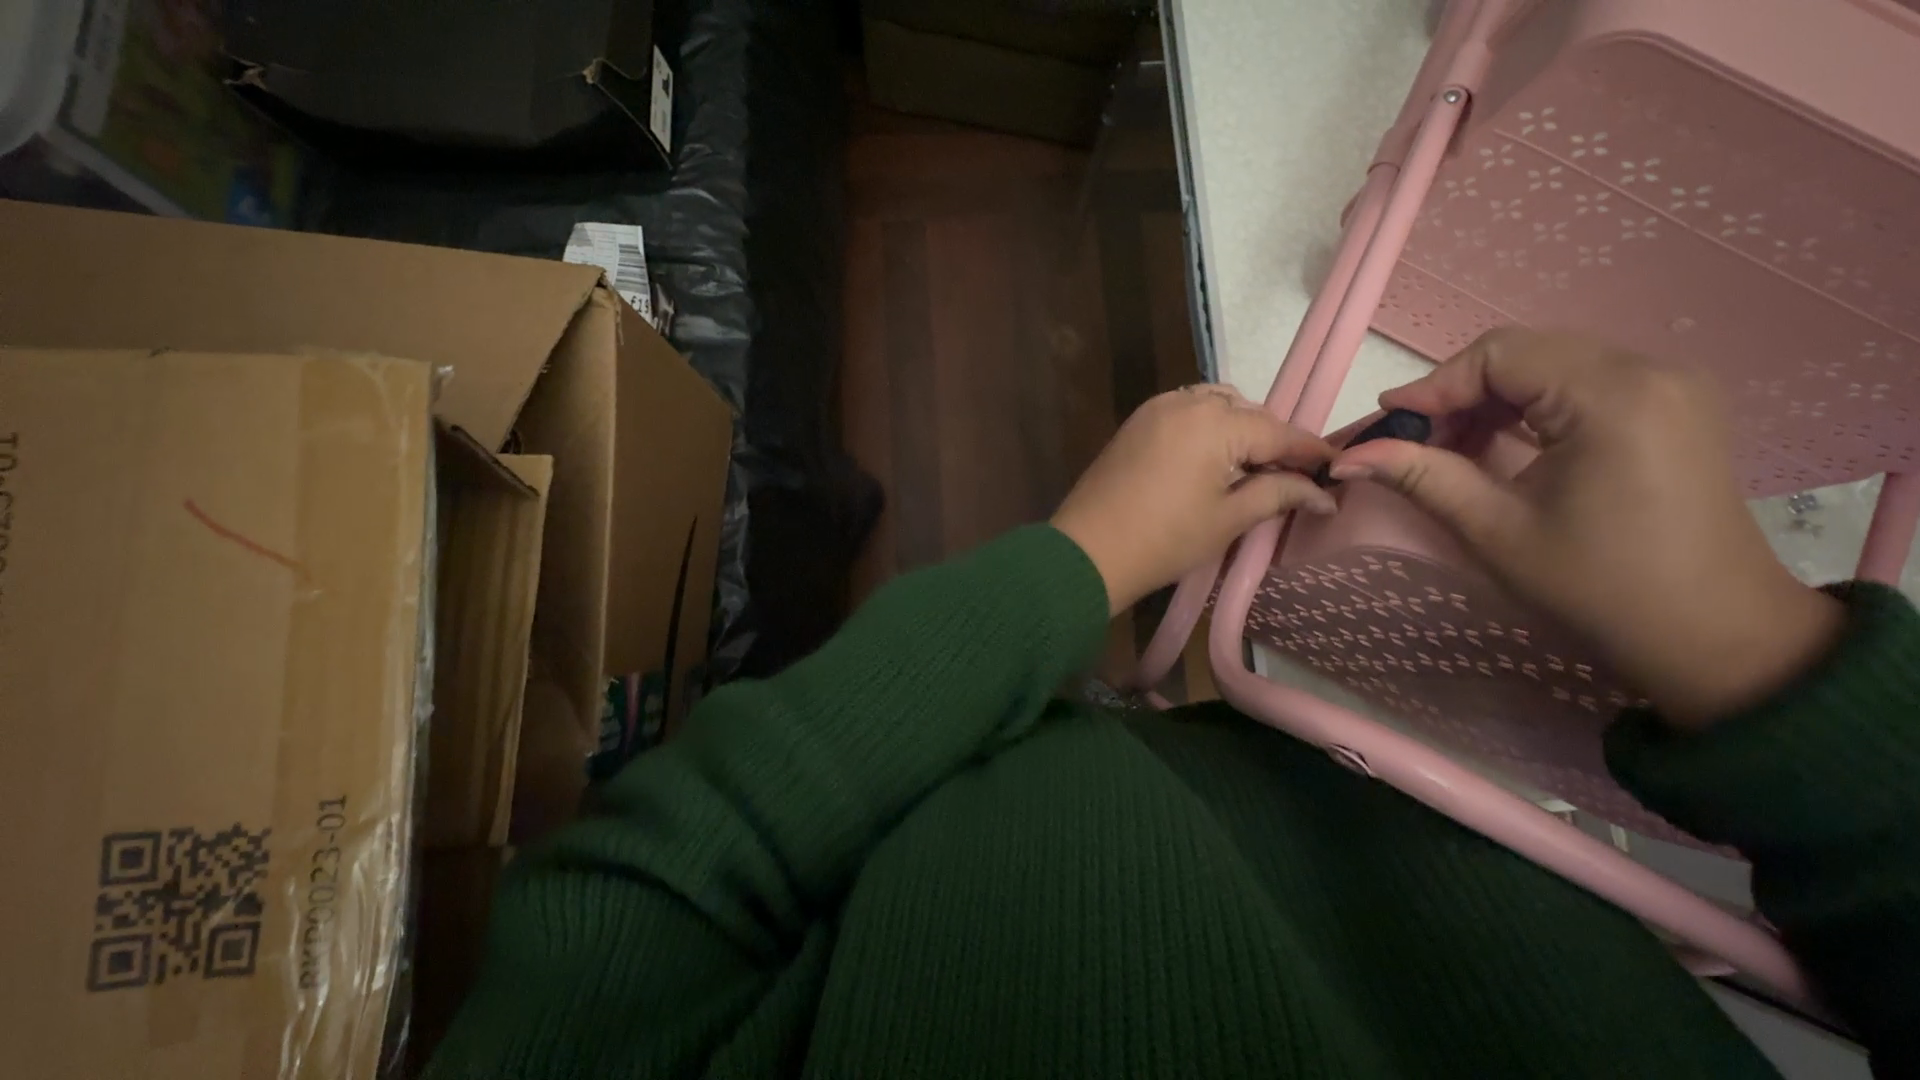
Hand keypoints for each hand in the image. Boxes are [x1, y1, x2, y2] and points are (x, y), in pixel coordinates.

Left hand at [1053, 386, 1336, 614]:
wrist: (1088, 551)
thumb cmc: (1164, 540)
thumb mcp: (1228, 519)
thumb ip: (1277, 494)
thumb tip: (1322, 494)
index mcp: (1215, 422)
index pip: (1277, 431)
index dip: (1309, 451)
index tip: (1336, 468)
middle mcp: (1188, 402)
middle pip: (1248, 412)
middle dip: (1273, 440)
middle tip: (1292, 476)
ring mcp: (1157, 408)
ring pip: (1216, 405)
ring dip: (1240, 428)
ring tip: (1252, 468)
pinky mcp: (1137, 422)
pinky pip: (1186, 411)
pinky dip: (1208, 426)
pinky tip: (1214, 458)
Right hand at [1330, 328, 1842, 728]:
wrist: (1712, 634)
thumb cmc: (1598, 587)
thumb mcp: (1495, 531)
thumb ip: (1421, 477)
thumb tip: (1347, 458)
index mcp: (1612, 397)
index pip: (1499, 354)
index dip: (1433, 384)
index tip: (1386, 425)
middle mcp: (1650, 371)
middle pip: (1525, 353)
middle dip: (1459, 393)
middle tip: (1414, 442)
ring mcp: (1669, 386)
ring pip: (1550, 365)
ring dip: (1491, 400)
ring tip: (1451, 450)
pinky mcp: (1672, 406)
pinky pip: (1581, 383)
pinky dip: (1529, 407)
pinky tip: (1500, 446)